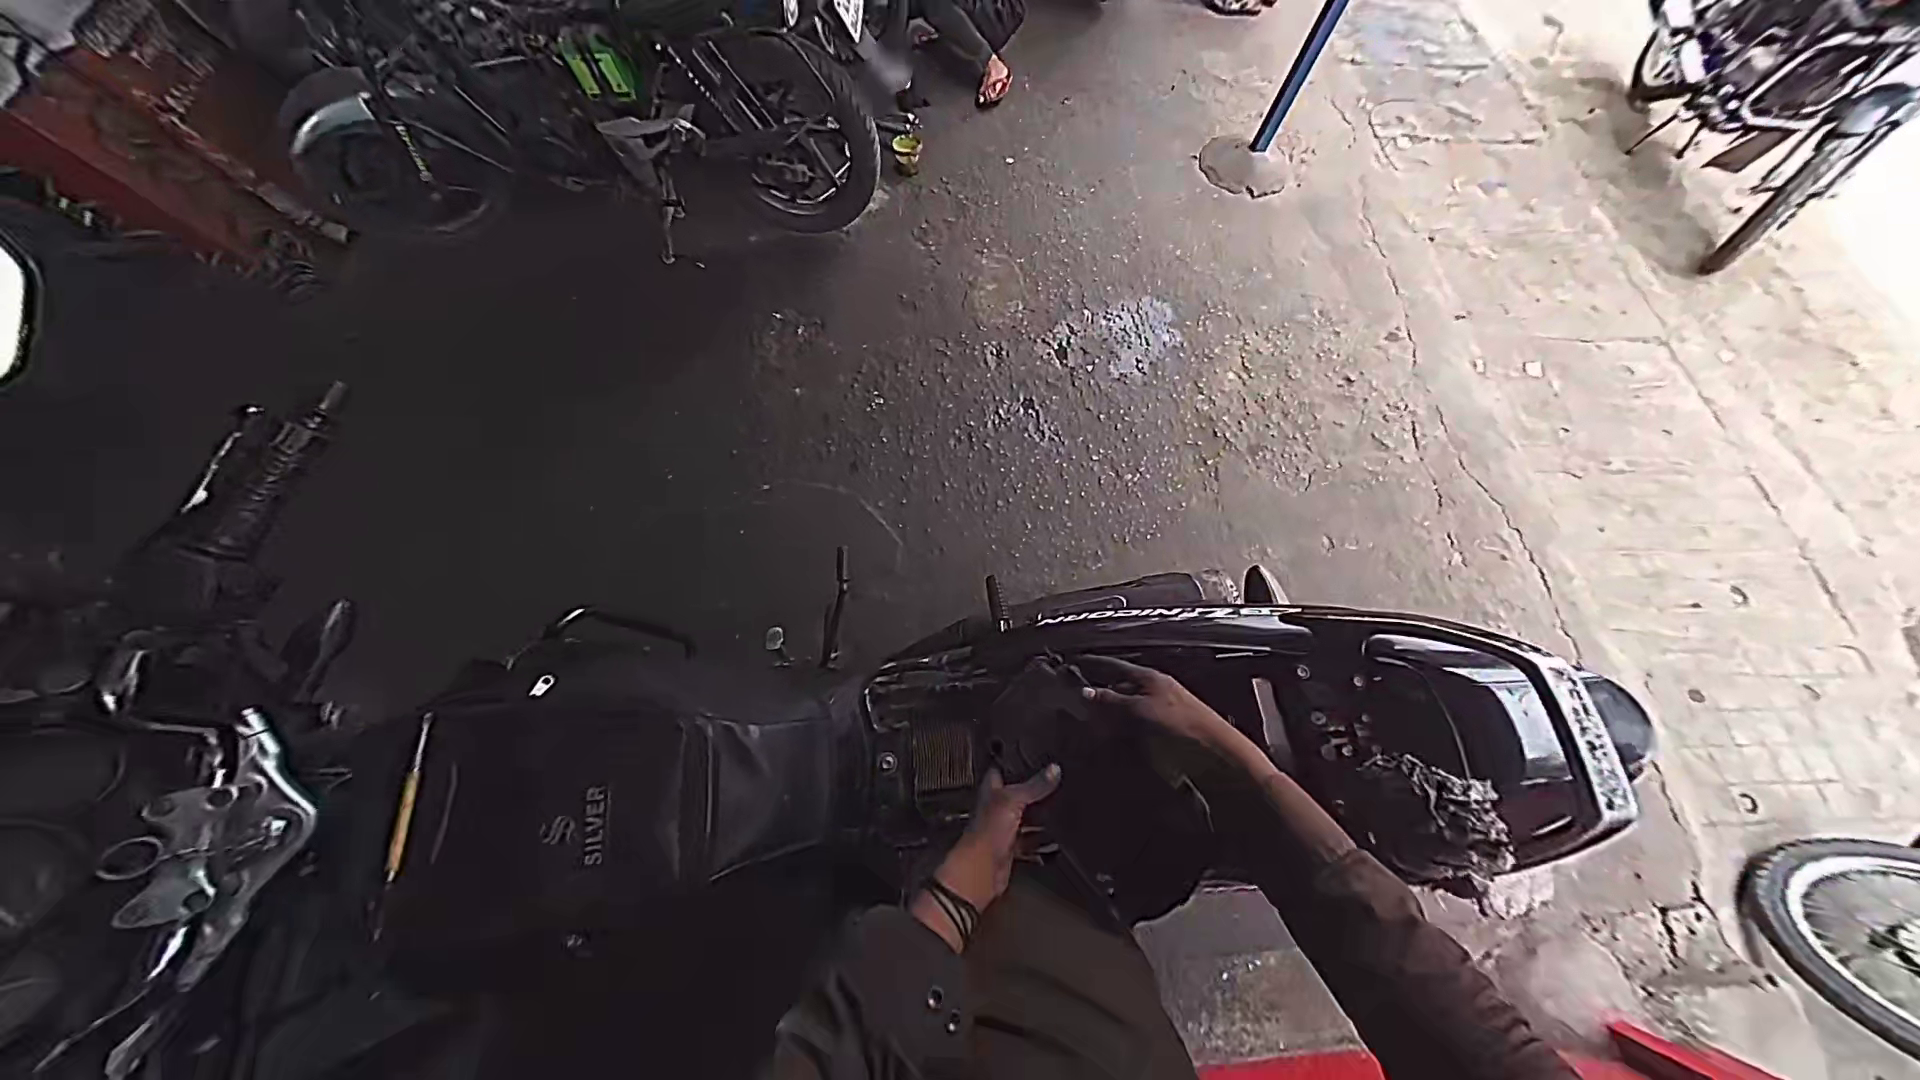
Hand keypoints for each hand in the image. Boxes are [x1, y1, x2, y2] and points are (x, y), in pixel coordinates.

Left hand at [911, 765, 1060, 950]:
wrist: (981, 871)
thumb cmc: (985, 832)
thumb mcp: (1013, 800)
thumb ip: (1034, 786)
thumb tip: (1053, 769)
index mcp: (992, 788)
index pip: (1003, 767)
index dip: (1016, 760)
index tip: (1034, 753)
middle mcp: (998, 805)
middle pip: (1019, 792)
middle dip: (1036, 789)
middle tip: (1057, 780)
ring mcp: (1005, 826)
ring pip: (1027, 815)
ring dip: (1042, 813)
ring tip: (1063, 805)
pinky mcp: (1013, 847)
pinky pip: (1032, 840)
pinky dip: (1044, 840)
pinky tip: (1057, 837)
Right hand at [1077, 656, 1259, 764]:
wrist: (1217, 753)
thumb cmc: (1185, 725)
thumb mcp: (1143, 709)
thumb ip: (1114, 700)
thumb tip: (1087, 692)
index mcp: (1150, 678)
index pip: (1115, 665)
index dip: (1094, 665)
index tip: (1074, 665)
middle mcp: (1153, 691)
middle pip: (1118, 687)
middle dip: (1098, 693)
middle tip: (1076, 701)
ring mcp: (1157, 710)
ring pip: (1124, 707)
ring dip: (1107, 714)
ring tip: (1088, 721)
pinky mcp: (1161, 730)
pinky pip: (1132, 724)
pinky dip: (1118, 728)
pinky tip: (1108, 736)